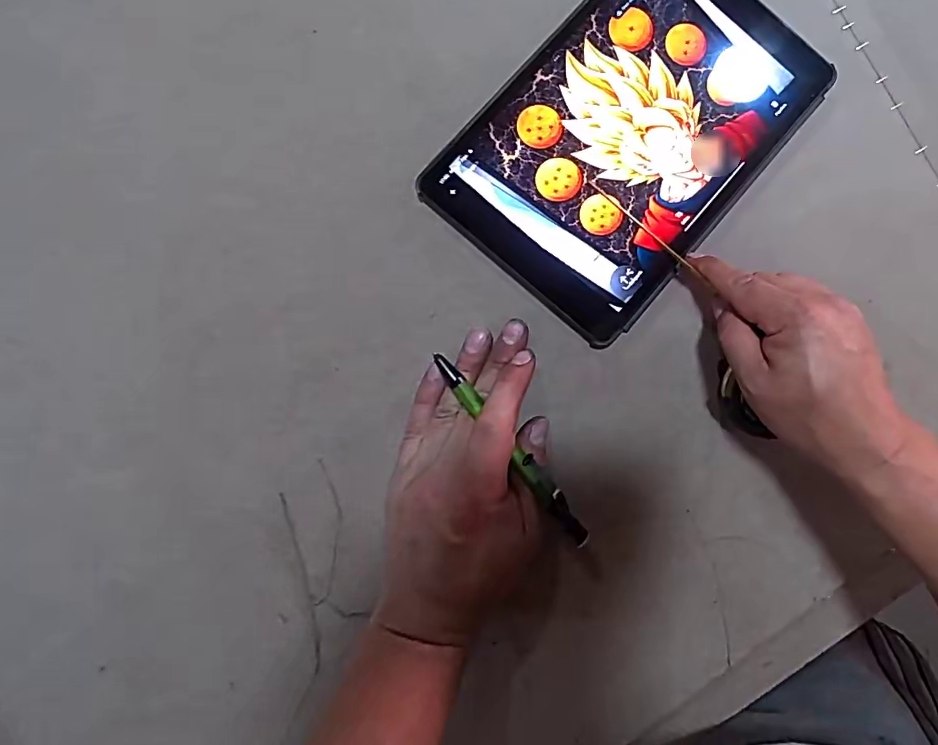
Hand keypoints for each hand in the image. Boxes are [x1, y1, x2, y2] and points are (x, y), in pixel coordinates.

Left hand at [375, 320, 549, 647]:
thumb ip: (529, 474)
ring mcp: (419, 463)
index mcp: (475, 484)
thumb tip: (532, 426)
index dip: (513, 383)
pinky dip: (429, 392)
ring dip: (466, 367)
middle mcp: (443, 466)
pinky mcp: (404, 467)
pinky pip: (416, 421)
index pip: (496, 419)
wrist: (424, 607)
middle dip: (497, 362)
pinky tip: (440, 368)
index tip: (527, 355)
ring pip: (447, 405)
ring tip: (481, 336)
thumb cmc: (483, 574)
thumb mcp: (524, 532)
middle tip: (513, 329)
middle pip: (474, 402)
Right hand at [690, 256, 923, 482]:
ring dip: (766, 296)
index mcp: (795, 314)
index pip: (744, 283)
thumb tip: (722, 305)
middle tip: (731, 322)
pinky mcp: (851, 315)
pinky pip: (809, 293)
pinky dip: (789, 302)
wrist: (867, 439)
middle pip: (766, 279)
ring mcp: (840, 305)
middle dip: (742, 291)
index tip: (694, 262)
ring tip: (762, 333)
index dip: (715, 271)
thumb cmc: (807, 417)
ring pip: (787, 283)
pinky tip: (787, 331)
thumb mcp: (754, 381)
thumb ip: (732, 335)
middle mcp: (821, 299)